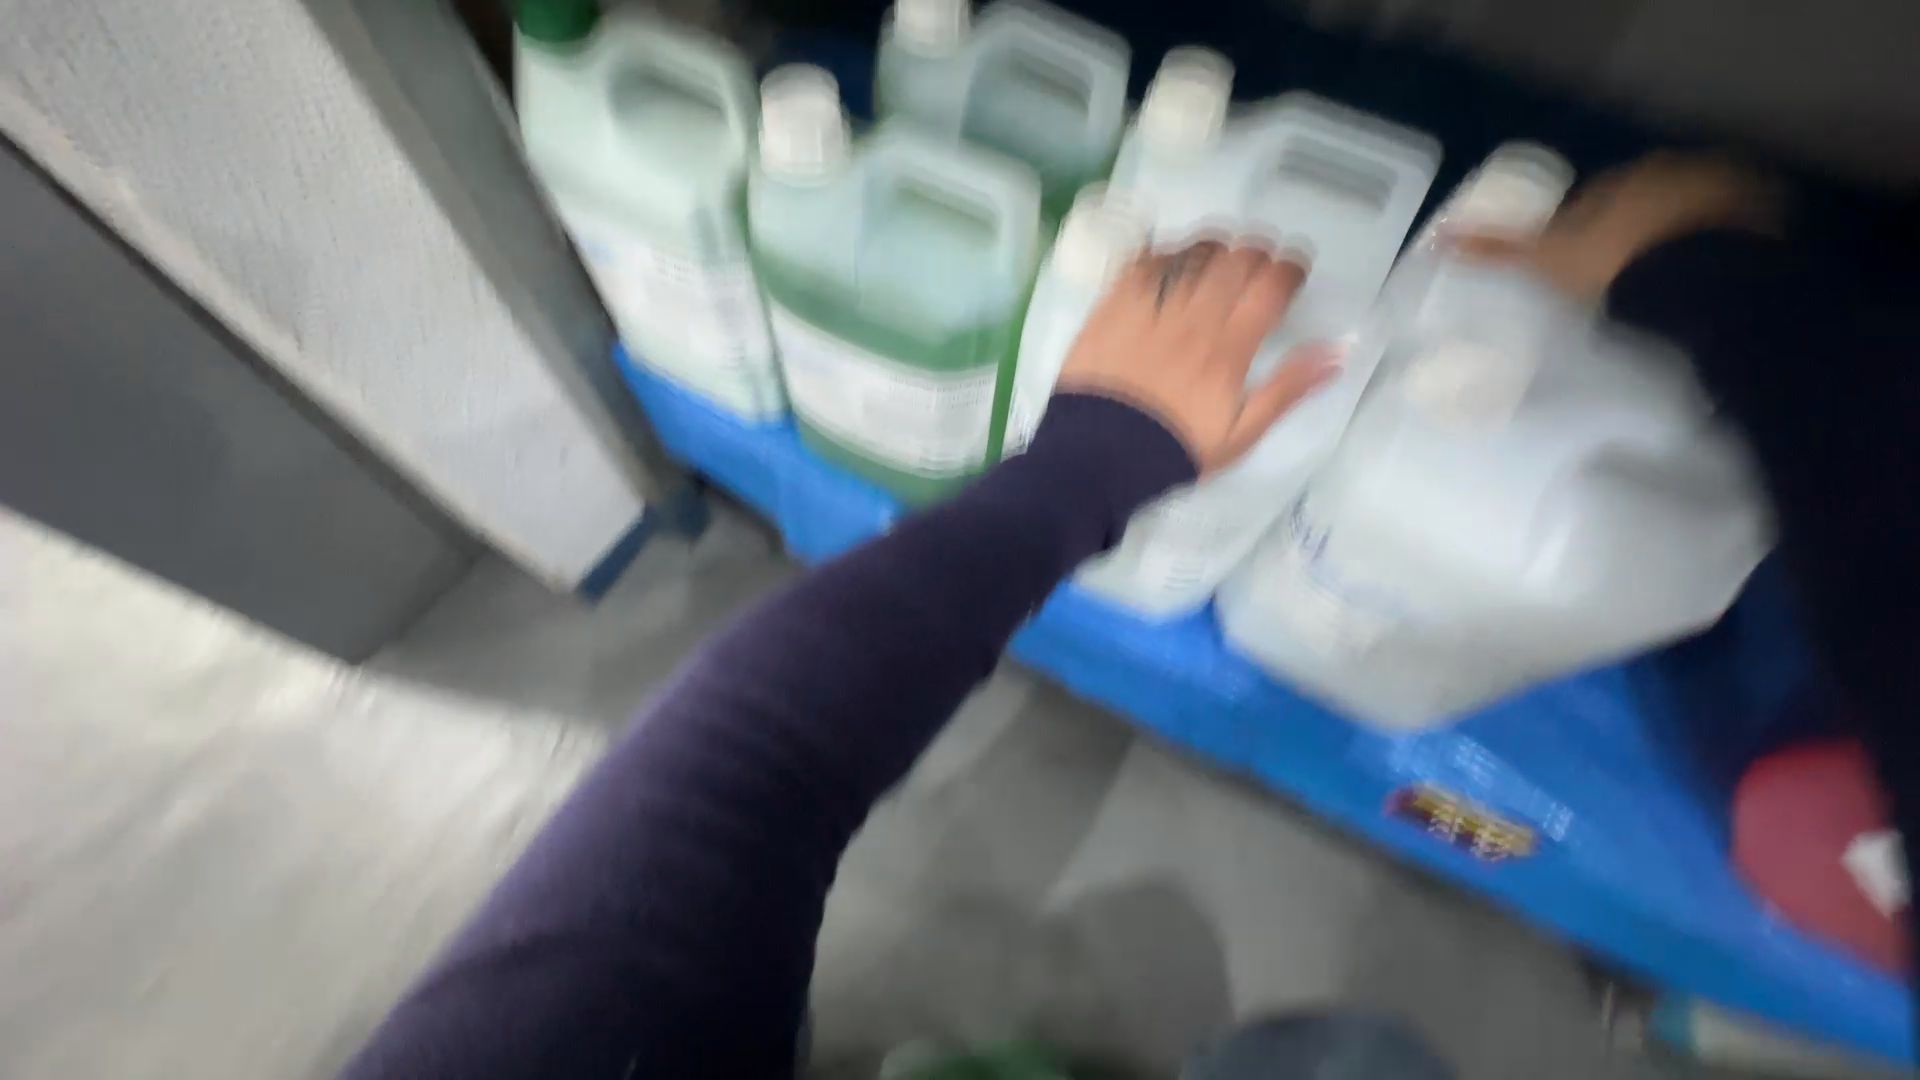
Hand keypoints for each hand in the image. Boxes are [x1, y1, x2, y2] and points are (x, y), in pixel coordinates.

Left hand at [1056, 239, 1340, 474]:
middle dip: (1257, 253)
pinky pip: (1141, 262)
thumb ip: (1287, 389)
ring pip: (1192, 253)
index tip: (1292, 276)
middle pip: (1237, 259)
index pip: (1273, 285)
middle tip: (1256, 266)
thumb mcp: (1238, 435)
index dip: (1291, 270)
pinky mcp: (1111, 309)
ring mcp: (1149, 311)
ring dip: (1213, 247)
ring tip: (1216, 260)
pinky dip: (1161, 252)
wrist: (1096, 457)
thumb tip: (1336, 353)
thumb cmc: (1170, 450)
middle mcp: (1192, 320)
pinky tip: (1167, 260)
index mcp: (1229, 350)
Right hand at [1449, 152, 1782, 300]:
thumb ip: (1493, 250)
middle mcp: (1672, 174)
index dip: (1578, 231)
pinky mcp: (1755, 221)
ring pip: (1679, 219)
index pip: (1591, 199)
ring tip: (1648, 287)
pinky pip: (1717, 238)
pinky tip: (1685, 287)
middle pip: (1638, 204)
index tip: (1572, 266)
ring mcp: (1719, 194)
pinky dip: (1701, 256)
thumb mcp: (1541, 260)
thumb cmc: (1610, 263)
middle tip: (1609, 278)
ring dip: (1664, 244)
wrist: (1693, 279)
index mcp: (1621, 179)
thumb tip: (1435, 238)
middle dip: (1624, 233)